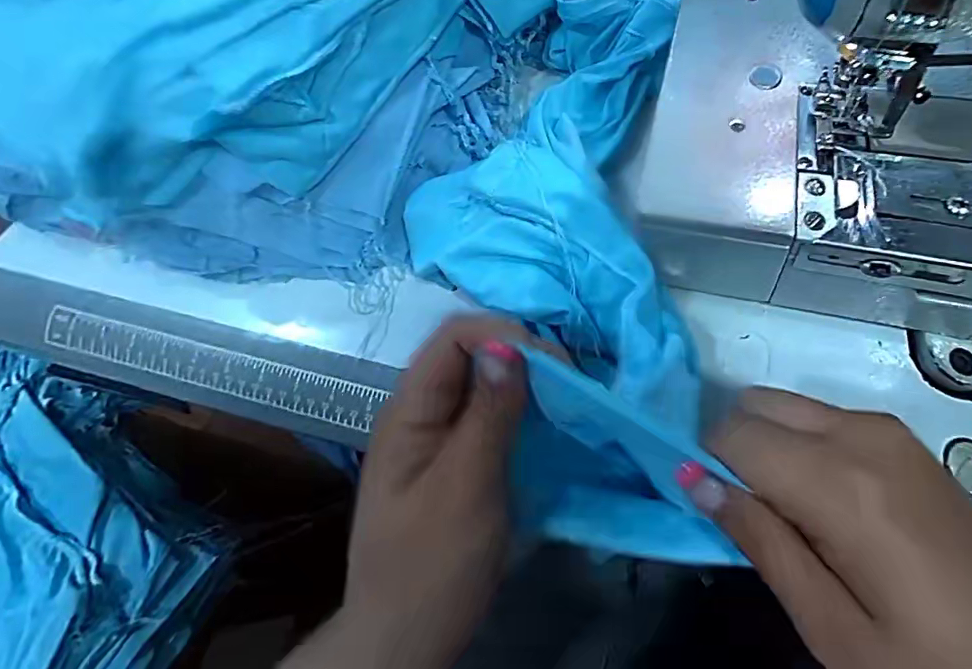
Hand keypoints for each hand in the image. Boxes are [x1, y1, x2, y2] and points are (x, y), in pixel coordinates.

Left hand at [282, 315, 555, 668]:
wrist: (404, 643)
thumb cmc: (431, 567)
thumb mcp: (465, 488)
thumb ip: (488, 414)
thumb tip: (511, 344)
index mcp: (410, 410)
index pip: (453, 336)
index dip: (502, 334)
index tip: (550, 364)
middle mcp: (424, 409)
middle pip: (472, 350)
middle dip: (522, 351)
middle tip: (567, 382)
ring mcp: (442, 431)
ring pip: (487, 377)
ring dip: (528, 377)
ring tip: (566, 395)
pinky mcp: (462, 453)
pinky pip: (494, 408)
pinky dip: (525, 403)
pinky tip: (550, 416)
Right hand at [680, 388, 971, 668]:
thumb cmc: (939, 663)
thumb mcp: (837, 631)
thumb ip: (762, 543)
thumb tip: (695, 483)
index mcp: (838, 479)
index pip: (734, 435)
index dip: (700, 458)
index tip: (687, 493)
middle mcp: (858, 431)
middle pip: (758, 404)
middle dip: (730, 444)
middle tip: (729, 509)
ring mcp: (885, 428)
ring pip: (789, 406)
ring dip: (765, 443)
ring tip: (773, 513)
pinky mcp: (903, 438)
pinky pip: (824, 418)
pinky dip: (799, 443)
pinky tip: (815, 502)